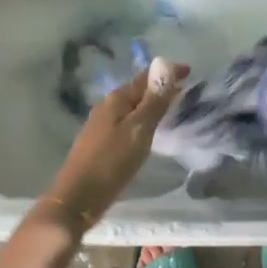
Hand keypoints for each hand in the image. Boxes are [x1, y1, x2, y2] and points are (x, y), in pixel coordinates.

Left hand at [44, 62, 186, 227]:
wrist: (76, 199)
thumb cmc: (110, 162)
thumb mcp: (138, 131)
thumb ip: (154, 102)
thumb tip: (166, 68)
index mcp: (116, 99)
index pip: (146, 76)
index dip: (167, 72)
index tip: (190, 71)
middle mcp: (108, 106)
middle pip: (138, 90)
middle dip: (161, 88)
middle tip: (186, 91)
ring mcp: (102, 125)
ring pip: (133, 107)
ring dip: (152, 104)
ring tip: (172, 109)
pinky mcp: (101, 143)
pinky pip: (128, 123)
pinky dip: (143, 120)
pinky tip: (149, 132)